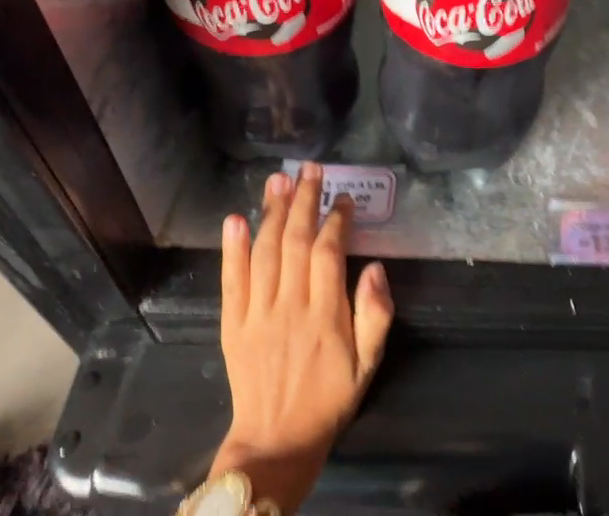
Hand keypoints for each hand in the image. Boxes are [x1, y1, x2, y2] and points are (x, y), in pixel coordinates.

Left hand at [210, 164, 393, 512]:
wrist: (277, 439)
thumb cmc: (330, 397)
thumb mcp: (369, 363)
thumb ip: (376, 314)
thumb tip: (374, 268)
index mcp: (325, 314)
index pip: (328, 252)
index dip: (336, 220)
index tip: (344, 198)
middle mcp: (289, 306)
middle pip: (293, 241)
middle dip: (303, 201)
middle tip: (310, 169)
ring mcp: (256, 314)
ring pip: (263, 252)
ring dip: (271, 212)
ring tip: (278, 179)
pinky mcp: (232, 325)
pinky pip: (231, 281)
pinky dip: (232, 248)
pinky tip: (236, 219)